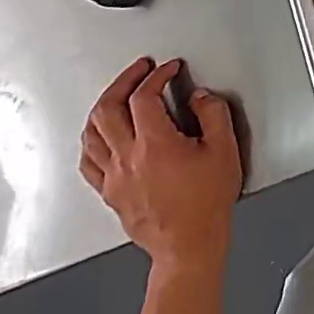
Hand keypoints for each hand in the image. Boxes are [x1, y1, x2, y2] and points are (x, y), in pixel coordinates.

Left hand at [80, 57, 241, 271]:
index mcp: (155, 145)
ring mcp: (114, 177)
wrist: (189, 244)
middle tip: (139, 69)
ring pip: (91, 133)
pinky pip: (89, 160)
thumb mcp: (224, 150)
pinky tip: (101, 134)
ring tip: (119, 93)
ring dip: (103, 106)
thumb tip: (200, 98)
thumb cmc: (207, 203)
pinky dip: (92, 139)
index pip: (144, 97)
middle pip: (107, 108)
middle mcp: (127, 158)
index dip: (157, 76)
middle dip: (124, 81)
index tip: (169, 69)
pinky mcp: (110, 192)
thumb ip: (214, 114)